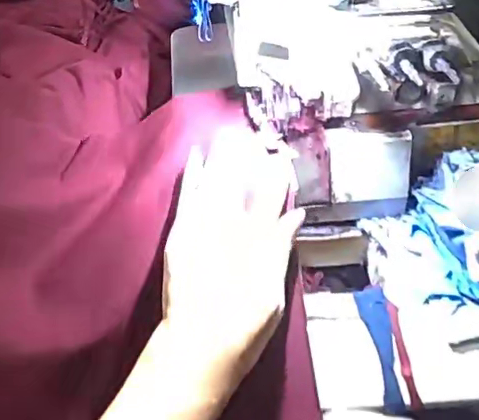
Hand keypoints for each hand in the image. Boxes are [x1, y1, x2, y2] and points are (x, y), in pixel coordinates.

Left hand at [162, 129, 304, 382]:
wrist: (198, 347)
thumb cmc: (244, 324)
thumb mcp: (275, 289)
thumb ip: (283, 247)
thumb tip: (296, 215)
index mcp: (261, 233)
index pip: (274, 188)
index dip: (279, 167)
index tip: (283, 151)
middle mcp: (233, 221)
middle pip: (243, 174)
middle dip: (250, 150)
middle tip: (256, 133)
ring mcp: (204, 222)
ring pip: (216, 175)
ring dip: (224, 152)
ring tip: (230, 132)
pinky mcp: (182, 230)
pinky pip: (189, 192)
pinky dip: (193, 171)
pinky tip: (197, 153)